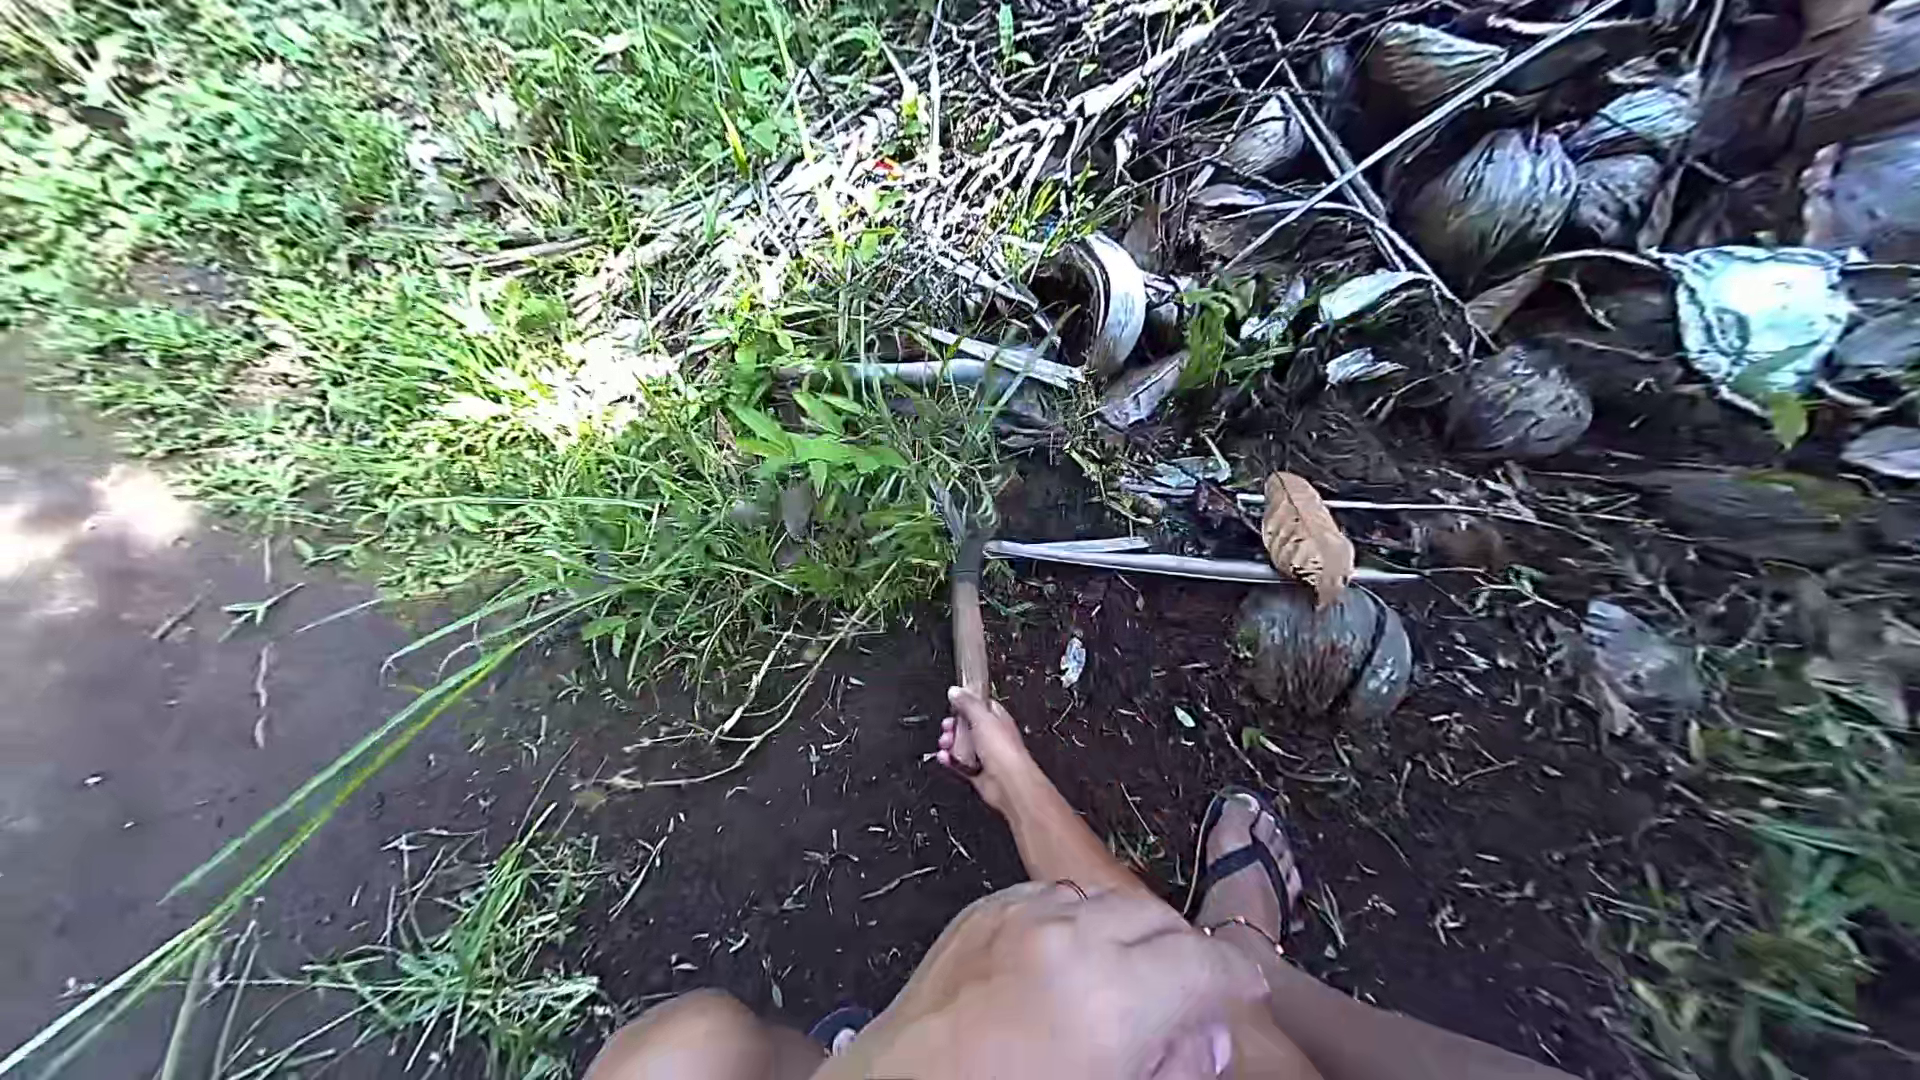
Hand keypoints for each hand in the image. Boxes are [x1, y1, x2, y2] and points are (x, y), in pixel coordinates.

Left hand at [815, 882, 1263, 1079]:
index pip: (1200, 962)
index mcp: (1110, 997)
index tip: (1244, 985)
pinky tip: (1063, 961)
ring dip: (1121, 930)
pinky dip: (1071, 920)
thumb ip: (1173, 1064)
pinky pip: (1049, 895)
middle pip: (1152, 915)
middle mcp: (1068, 935)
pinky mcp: (986, 906)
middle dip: (1178, 948)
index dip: (1232, 974)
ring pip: (1101, 897)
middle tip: (1184, 988)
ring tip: (1119, 976)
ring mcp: (1021, 911)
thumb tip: (1206, 1031)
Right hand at [937, 686, 1037, 811]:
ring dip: (950, 743)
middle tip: (947, 727)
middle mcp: (993, 736)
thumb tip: (956, 691)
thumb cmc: (1004, 751)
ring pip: (962, 745)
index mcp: (998, 719)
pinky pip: (960, 763)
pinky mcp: (977, 771)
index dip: (966, 704)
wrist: (1008, 782)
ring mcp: (985, 755)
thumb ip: (967, 703)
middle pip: (968, 726)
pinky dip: (950, 760)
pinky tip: (945, 757)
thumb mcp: (982, 718)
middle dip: (954, 725)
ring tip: (945, 742)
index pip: (981, 705)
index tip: (954, 704)